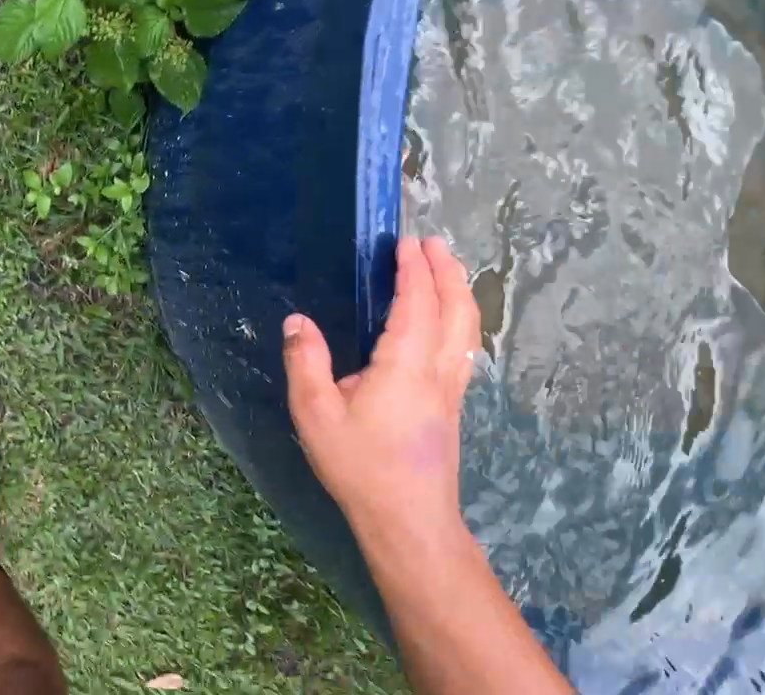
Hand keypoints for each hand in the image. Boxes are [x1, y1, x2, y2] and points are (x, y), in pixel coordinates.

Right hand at [283, 237, 478, 546]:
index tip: (407, 241)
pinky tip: (446, 322)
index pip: (416, 306)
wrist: (408, 521)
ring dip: (458, 294)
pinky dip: (458, 319)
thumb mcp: (315, 413)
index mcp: (405, 367)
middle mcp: (438, 372)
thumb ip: (306, 362)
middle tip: (433, 244)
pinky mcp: (450, 406)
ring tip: (444, 271)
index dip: (414, 271)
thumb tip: (298, 321)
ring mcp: (450, 391)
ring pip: (466, 331)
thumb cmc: (359, 465)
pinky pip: (462, 347)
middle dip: (447, 273)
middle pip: (455, 312)